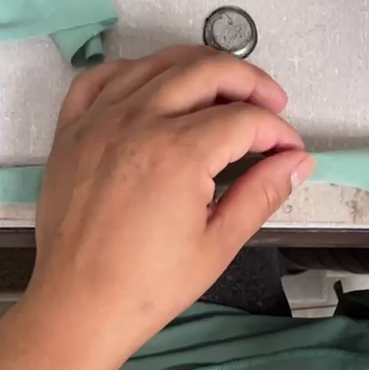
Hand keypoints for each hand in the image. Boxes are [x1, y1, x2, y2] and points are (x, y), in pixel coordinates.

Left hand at [24, 45, 311, 356]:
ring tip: (223, 91)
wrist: (78, 306)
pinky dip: (136, 71)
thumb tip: (297, 163)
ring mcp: (99, 120)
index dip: (278, 132)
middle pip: (206, 70)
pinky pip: (103, 77)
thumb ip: (261, 194)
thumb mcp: (217, 245)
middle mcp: (138, 121)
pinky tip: (155, 88)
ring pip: (158, 63)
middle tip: (271, 105)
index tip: (289, 150)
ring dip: (199, 68)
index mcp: (178, 152)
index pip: (244, 119)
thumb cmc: (146, 287)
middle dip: (250, 82)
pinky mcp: (72, 131)